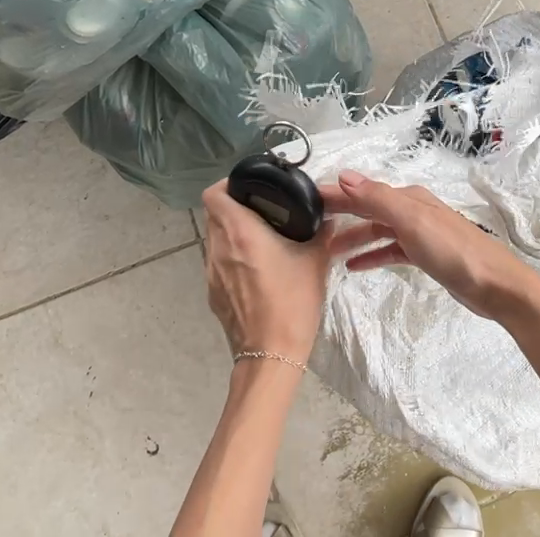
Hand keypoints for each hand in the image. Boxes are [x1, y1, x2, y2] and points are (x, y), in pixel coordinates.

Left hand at [198, 178, 382, 362]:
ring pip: (214, 238)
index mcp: (239, 232)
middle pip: (213, 214)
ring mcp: (211, 273)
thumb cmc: (292, 302)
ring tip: (260, 237)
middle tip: (261, 209)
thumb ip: (321, 234)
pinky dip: (232, 257)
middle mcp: (218, 248)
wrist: (271, 355)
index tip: (248, 186)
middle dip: (234, 207)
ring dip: (232, 233)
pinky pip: (218, 263)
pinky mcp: (213, 293)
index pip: (214, 194)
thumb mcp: (315, 262)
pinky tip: (256, 268)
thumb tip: (328, 218)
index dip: (227, 184)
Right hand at [320, 171, 539, 323]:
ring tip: (326, 251)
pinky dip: (372, 254)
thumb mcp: (412, 221)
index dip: (335, 194)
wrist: (496, 286)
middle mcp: (413, 209)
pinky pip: (390, 250)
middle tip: (307, 224)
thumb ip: (378, 198)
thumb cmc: (453, 251)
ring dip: (353, 236)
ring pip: (377, 230)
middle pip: (369, 208)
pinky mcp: (426, 255)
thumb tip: (343, 175)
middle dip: (340, 214)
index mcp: (409, 197)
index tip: (305, 199)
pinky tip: (355, 266)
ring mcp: (420, 233)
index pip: (363, 191)